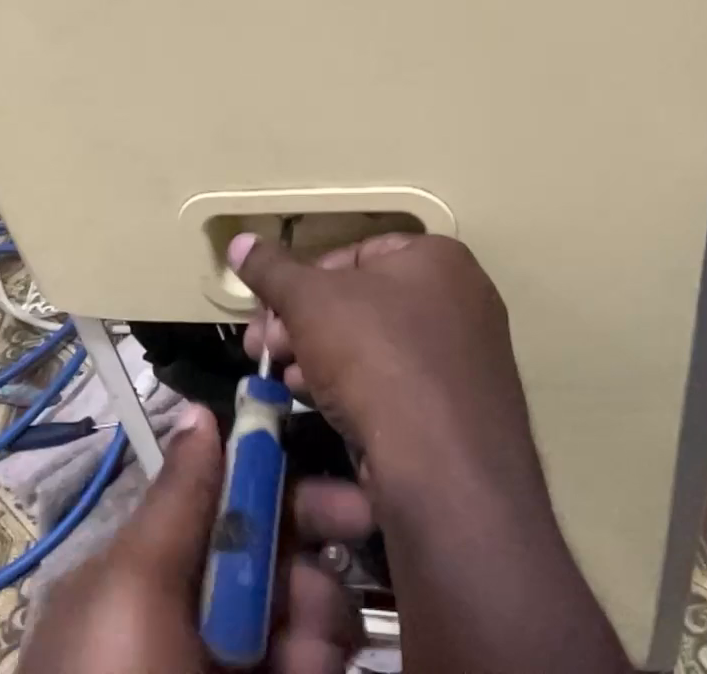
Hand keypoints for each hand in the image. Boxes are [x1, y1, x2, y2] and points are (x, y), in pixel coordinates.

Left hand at [18, 405, 371, 672]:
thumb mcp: (130, 592)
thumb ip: (177, 500)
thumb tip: (199, 409)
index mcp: (149, 571)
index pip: (227, 500)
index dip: (284, 485)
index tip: (341, 494)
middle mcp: (194, 610)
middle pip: (276, 549)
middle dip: (315, 551)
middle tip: (344, 571)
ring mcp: (233, 660)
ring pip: (306, 606)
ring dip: (322, 618)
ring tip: (306, 657)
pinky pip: (317, 658)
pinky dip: (324, 658)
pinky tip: (317, 672)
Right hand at [231, 232, 543, 500]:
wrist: (441, 465)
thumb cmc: (374, 355)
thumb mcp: (308, 301)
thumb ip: (272, 270)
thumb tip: (241, 242)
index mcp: (438, 259)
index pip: (355, 253)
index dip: (303, 280)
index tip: (269, 310)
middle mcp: (462, 301)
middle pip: (361, 304)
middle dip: (302, 326)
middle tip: (262, 348)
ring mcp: (466, 359)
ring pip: (374, 348)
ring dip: (319, 361)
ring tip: (283, 381)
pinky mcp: (460, 410)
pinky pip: (398, 387)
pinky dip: (355, 392)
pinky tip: (320, 407)